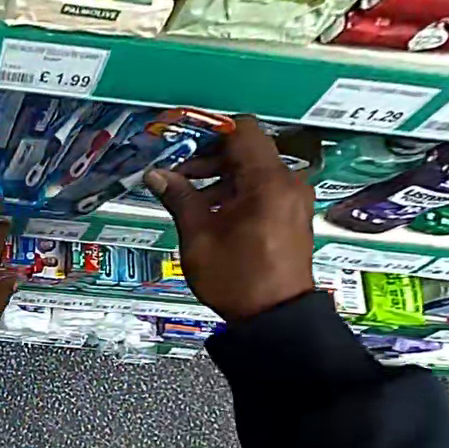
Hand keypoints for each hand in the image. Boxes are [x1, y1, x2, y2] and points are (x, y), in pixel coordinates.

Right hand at [144, 115, 313, 321]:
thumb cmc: (236, 277)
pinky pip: (264, 187)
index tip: (182, 146)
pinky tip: (214, 214)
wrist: (276, 318)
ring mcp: (293, 198)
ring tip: (193, 201)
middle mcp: (287, 181)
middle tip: (179, 178)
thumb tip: (155, 173)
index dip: (209, 131)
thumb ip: (178, 198)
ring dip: (222, 176)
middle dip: (210, 158)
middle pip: (247, 148)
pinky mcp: (292, 213)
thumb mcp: (198, 236)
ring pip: (254, 169)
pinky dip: (238, 191)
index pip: (242, 129)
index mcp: (267, 181)